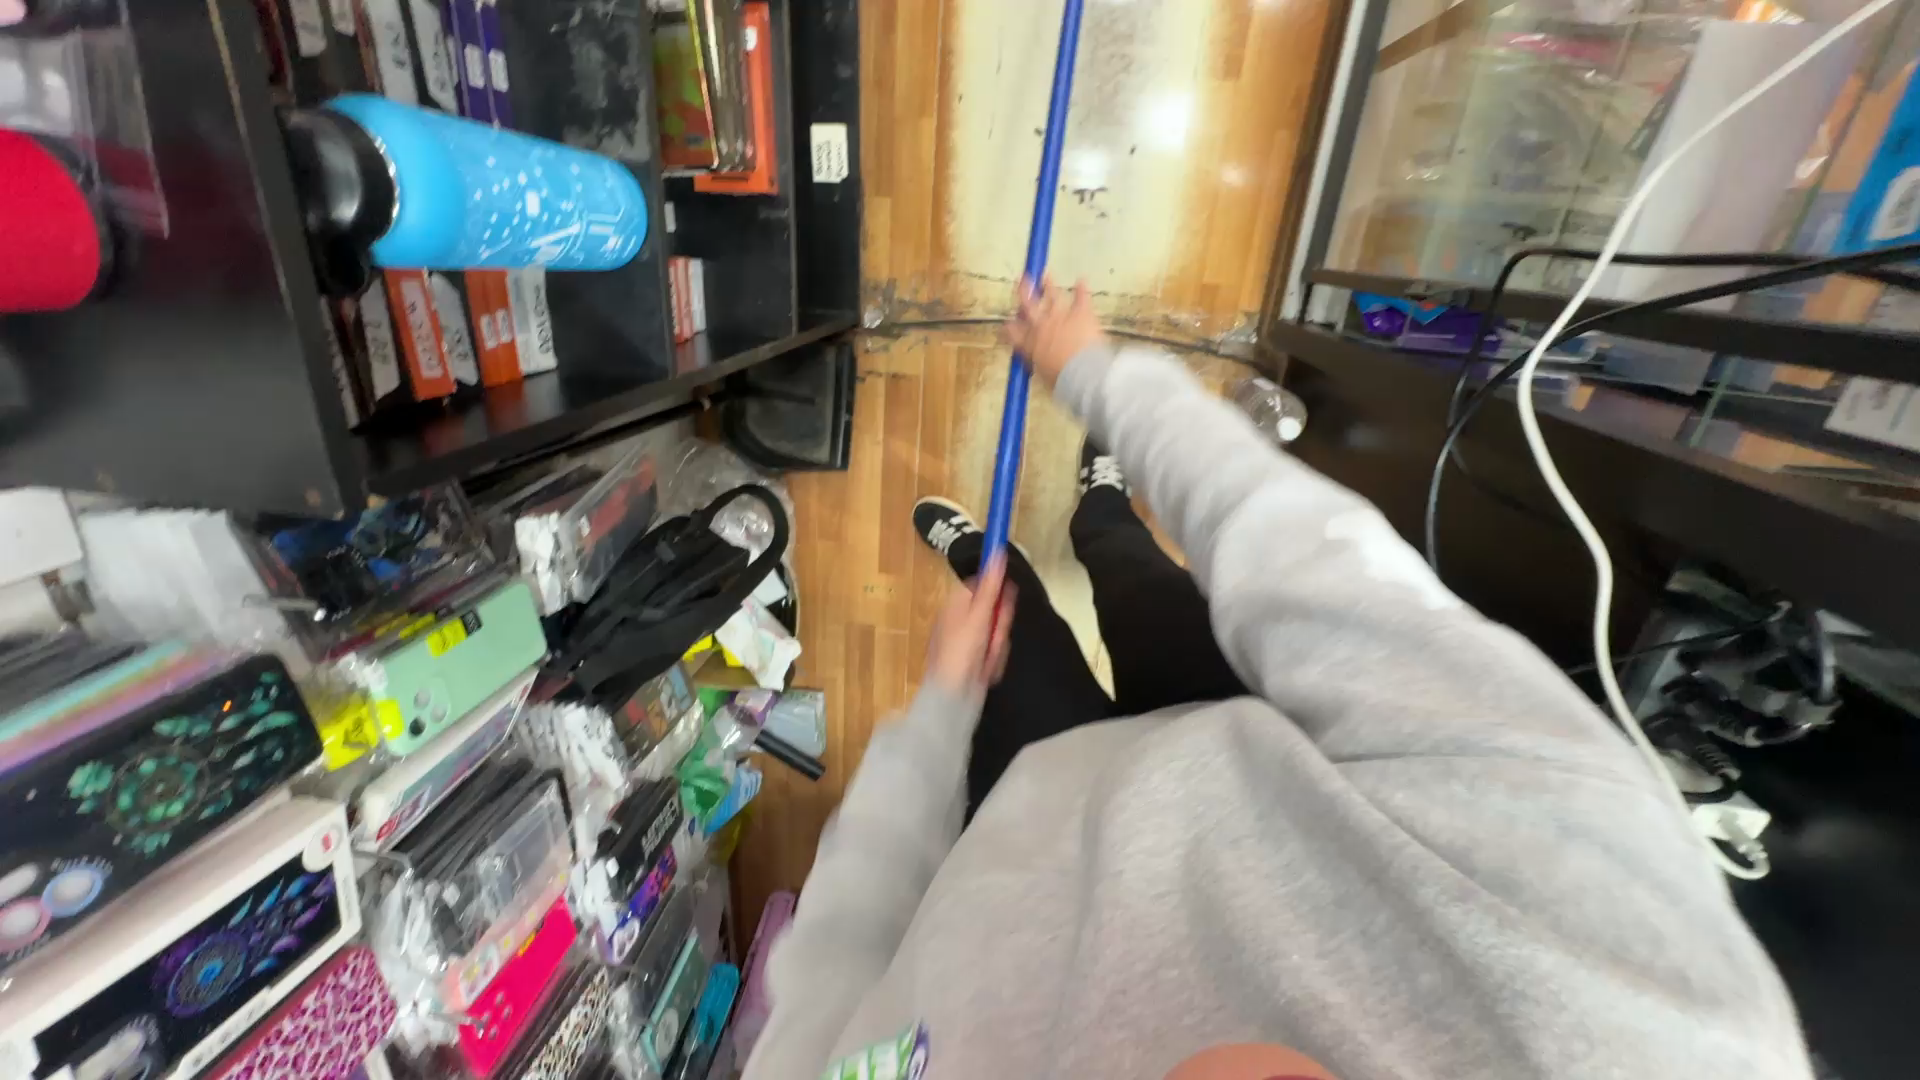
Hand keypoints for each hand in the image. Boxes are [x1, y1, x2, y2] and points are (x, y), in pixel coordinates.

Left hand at [924, 556, 1014, 694]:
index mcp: (956, 603)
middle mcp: (961, 619)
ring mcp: (968, 640)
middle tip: (993, 638)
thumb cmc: (962, 651)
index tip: (1006, 601)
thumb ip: (991, 585)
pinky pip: (993, 652)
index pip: (984, 585)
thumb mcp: (979, 615)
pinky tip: (986, 670)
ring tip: (987, 659)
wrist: (952, 696)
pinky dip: (992, 661)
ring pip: (997, 633)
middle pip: (995, 611)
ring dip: (996, 646)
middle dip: (999, 627)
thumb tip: (997, 551)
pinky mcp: (974, 659)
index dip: (997, 593)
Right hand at [1004, 276, 1104, 388]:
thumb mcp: (1043, 376)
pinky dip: (1082, 288)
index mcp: (1030, 345)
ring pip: (1052, 296)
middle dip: (1024, 291)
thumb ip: (1039, 365)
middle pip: (1029, 305)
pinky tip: (1082, 280)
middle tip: (1020, 279)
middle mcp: (1042, 326)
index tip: (1008, 322)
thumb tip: (1038, 365)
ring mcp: (1061, 316)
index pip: (1013, 332)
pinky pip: (1081, 297)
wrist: (1083, 373)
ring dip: (1048, 284)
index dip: (1010, 326)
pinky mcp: (1081, 313)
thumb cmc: (1062, 381)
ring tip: (1045, 273)